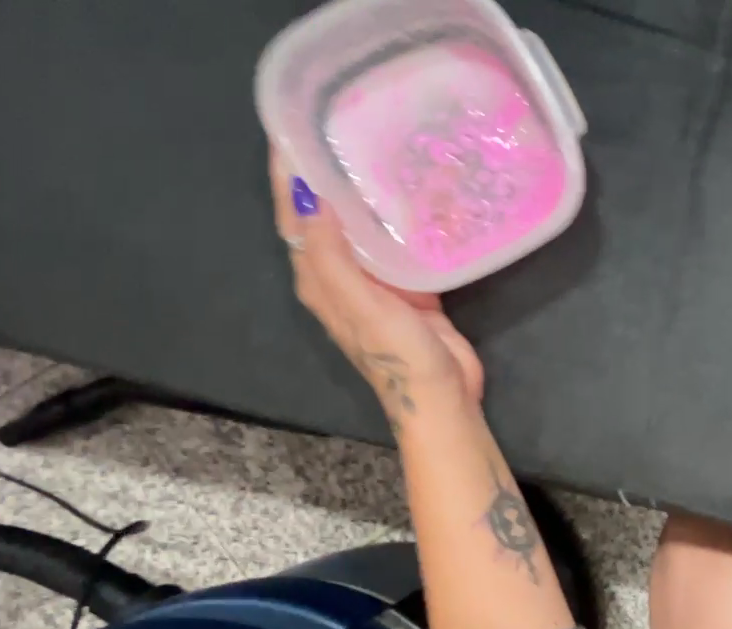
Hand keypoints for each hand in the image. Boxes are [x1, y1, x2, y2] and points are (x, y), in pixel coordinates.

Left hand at [270, 151, 483, 423]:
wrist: (444, 398)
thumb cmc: (398, 357)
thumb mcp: (361, 305)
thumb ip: (334, 255)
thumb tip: (309, 196)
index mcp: (319, 277)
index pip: (294, 214)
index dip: (288, 173)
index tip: (293, 127)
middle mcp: (344, 274)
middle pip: (330, 215)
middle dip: (331, 174)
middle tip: (345, 126)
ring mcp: (380, 283)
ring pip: (369, 227)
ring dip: (373, 193)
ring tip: (385, 150)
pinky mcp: (415, 290)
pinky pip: (406, 246)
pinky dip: (410, 221)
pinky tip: (424, 197)